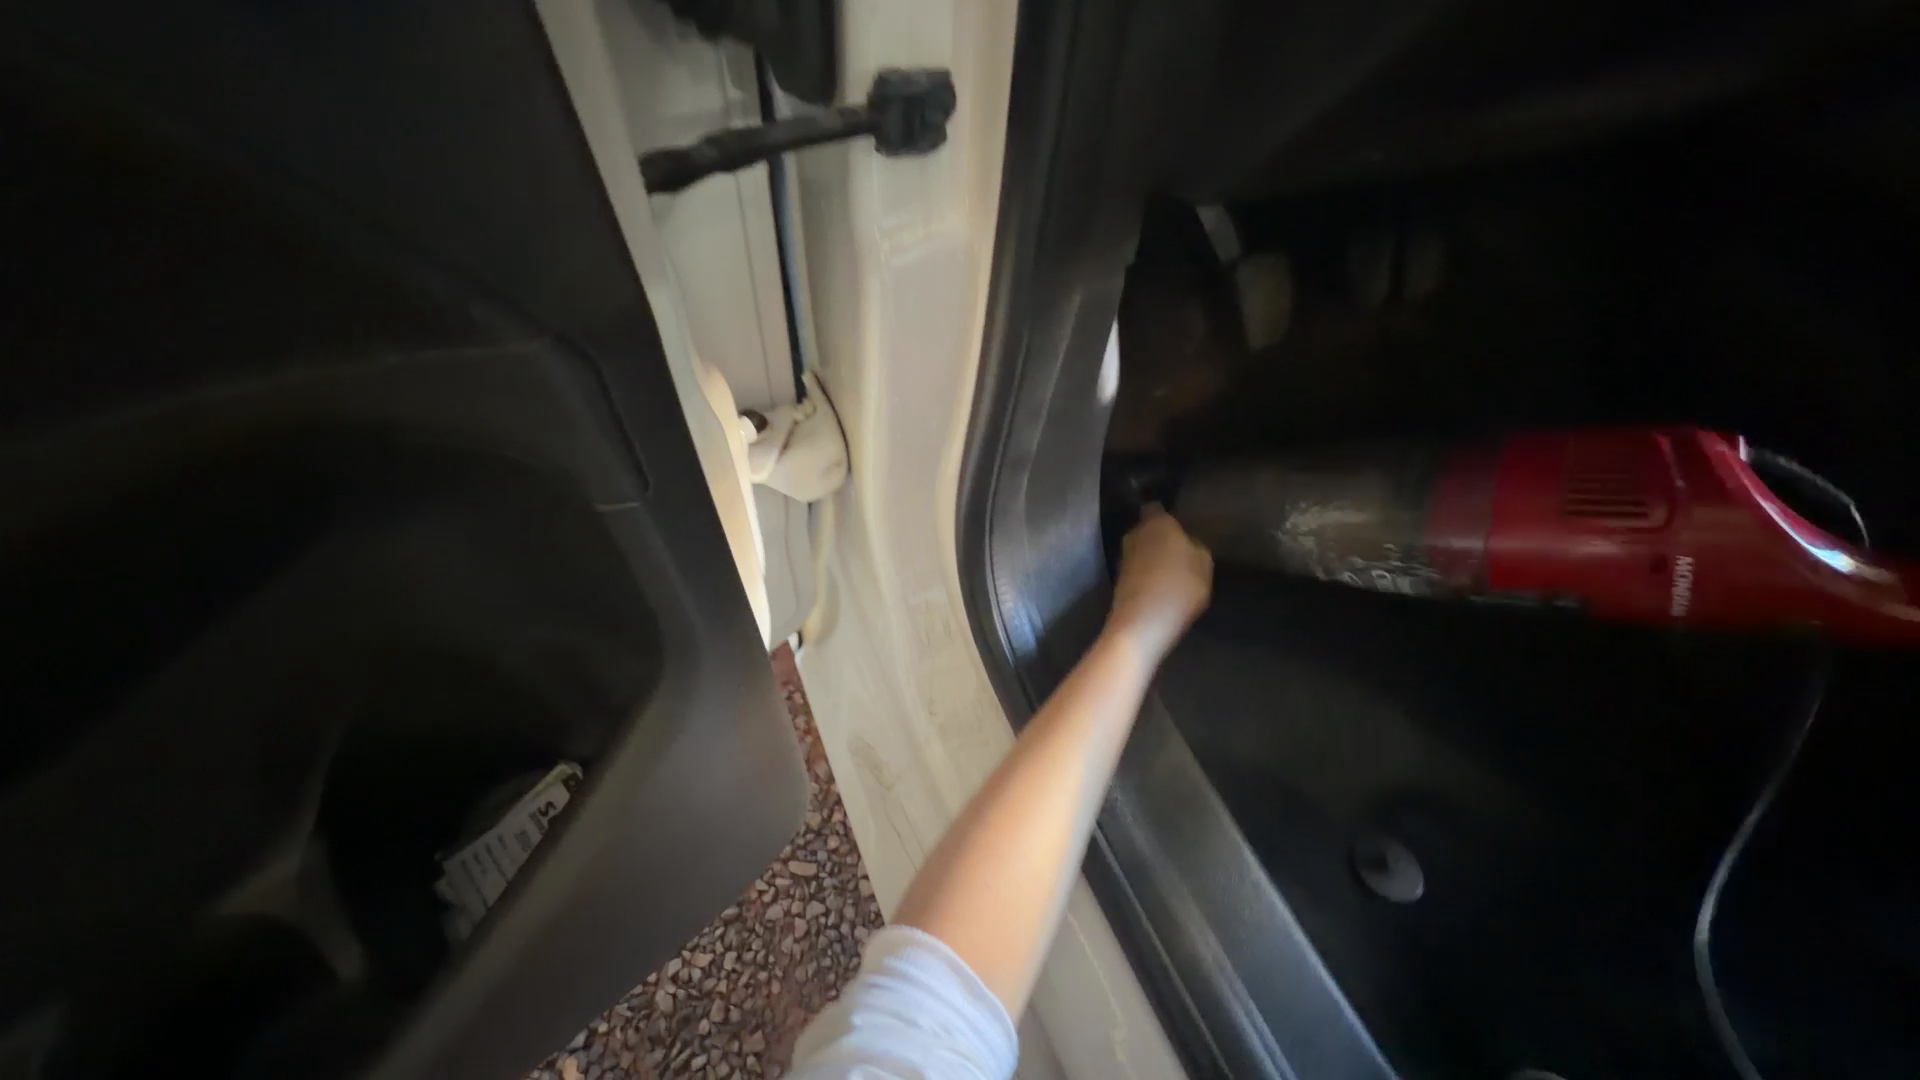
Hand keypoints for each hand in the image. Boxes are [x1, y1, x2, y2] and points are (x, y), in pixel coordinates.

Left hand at [1106, 505, 1212, 663]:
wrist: (1142, 623)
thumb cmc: (1179, 585)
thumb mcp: (1204, 564)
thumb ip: (1196, 546)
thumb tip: (1187, 542)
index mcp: (1156, 522)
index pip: (1157, 507)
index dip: (1167, 514)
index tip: (1180, 523)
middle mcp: (1134, 534)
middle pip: (1147, 529)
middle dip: (1160, 536)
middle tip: (1180, 549)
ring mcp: (1123, 557)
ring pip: (1141, 550)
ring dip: (1153, 557)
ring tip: (1173, 571)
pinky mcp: (1118, 579)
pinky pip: (1138, 570)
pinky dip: (1147, 574)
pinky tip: (1161, 586)